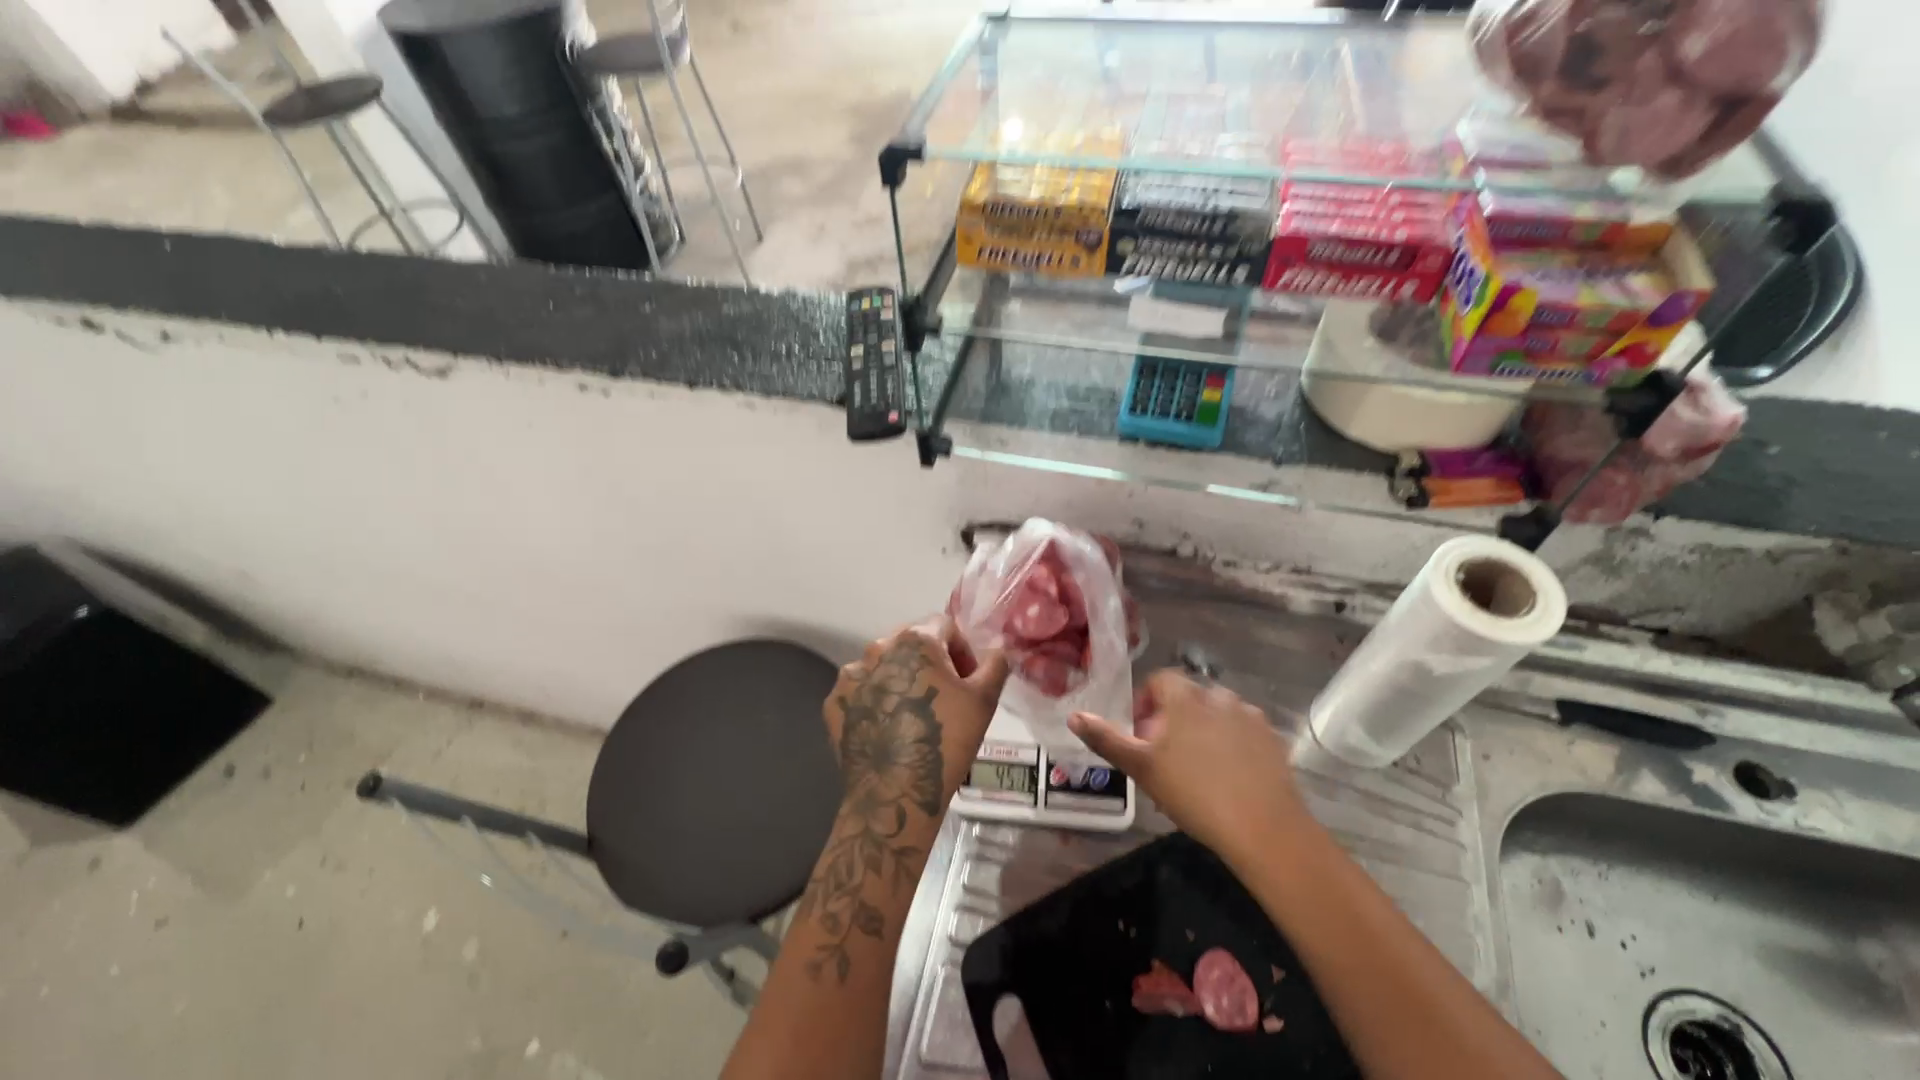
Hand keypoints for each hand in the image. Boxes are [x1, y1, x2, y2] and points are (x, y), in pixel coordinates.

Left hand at [824, 616, 1010, 817]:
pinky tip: (889, 728)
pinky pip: (861, 692)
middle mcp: (878, 648)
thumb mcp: (984, 700)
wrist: (894, 793)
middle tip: (945, 697)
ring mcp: (850, 676)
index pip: (945, 625)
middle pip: (911, 641)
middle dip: (931, 662)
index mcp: (916, 640)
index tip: (968, 681)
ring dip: (902, 680)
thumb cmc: (946, 739)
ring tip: (915, 715)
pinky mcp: (833, 703)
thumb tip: (996, 652)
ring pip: (883, 666)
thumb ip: (994, 665)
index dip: (962, 650)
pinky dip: (876, 701)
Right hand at [1069, 670, 1310, 865]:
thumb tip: (1074, 716)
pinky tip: (1226, 779)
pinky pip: (1242, 733)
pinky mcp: (1272, 739)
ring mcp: (1251, 716)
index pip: (1160, 680)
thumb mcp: (1140, 769)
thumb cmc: (1193, 794)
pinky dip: (1229, 746)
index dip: (1145, 703)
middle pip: (1188, 698)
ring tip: (1194, 772)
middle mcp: (1220, 696)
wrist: (1263, 827)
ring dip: (1200, 732)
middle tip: (1162, 759)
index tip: (1141, 736)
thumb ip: (1107, 739)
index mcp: (1185, 697)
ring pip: (1216, 715)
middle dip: (1171, 720)